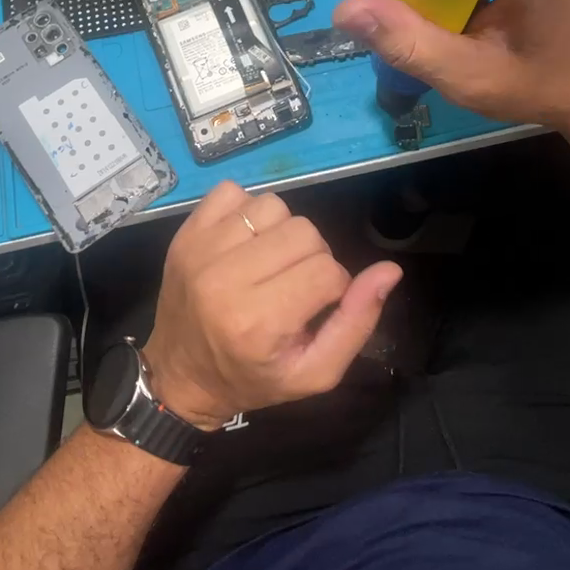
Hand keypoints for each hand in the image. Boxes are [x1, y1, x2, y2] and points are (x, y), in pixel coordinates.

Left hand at [143, 182, 402, 429]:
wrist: (180, 376)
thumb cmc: (252, 377)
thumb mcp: (314, 372)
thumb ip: (357, 323)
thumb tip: (390, 271)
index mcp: (259, 321)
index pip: (327, 271)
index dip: (334, 286)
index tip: (315, 307)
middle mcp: (226, 280)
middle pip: (304, 232)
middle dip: (311, 256)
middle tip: (294, 284)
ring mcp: (201, 251)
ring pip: (273, 206)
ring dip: (281, 231)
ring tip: (269, 262)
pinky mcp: (185, 234)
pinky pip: (231, 192)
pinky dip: (246, 211)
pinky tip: (244, 243)